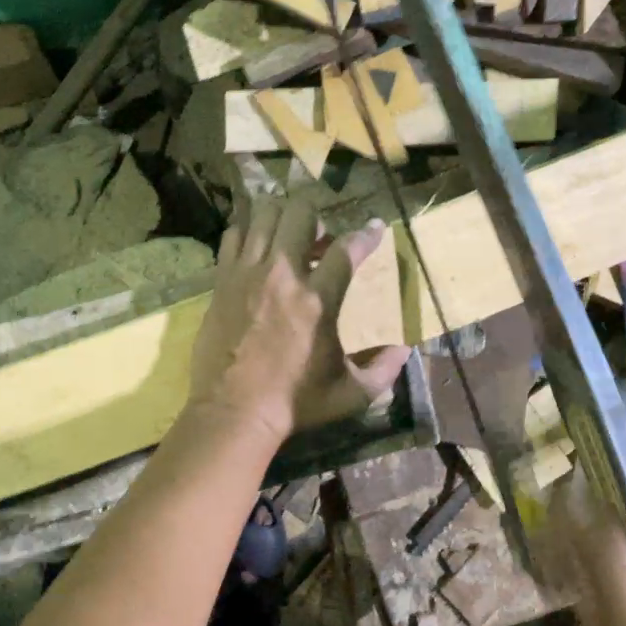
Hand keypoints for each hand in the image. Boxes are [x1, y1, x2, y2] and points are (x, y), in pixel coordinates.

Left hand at [188, 197, 411, 445]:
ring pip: (263, 215)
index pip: (347, 249)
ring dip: (281, 217)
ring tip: (288, 235)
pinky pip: (233, 235)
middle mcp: (283, 276)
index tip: (375, 227)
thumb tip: (404, 352)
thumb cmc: (294, 403)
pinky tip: (258, 244)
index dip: (367, 234)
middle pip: (299, 214)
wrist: (232, 411)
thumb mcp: (349, 394)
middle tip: (319, 238)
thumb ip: (381, 370)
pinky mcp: (222, 280)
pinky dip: (248, 230)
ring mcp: (247, 274)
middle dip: (315, 217)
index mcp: (318, 300)